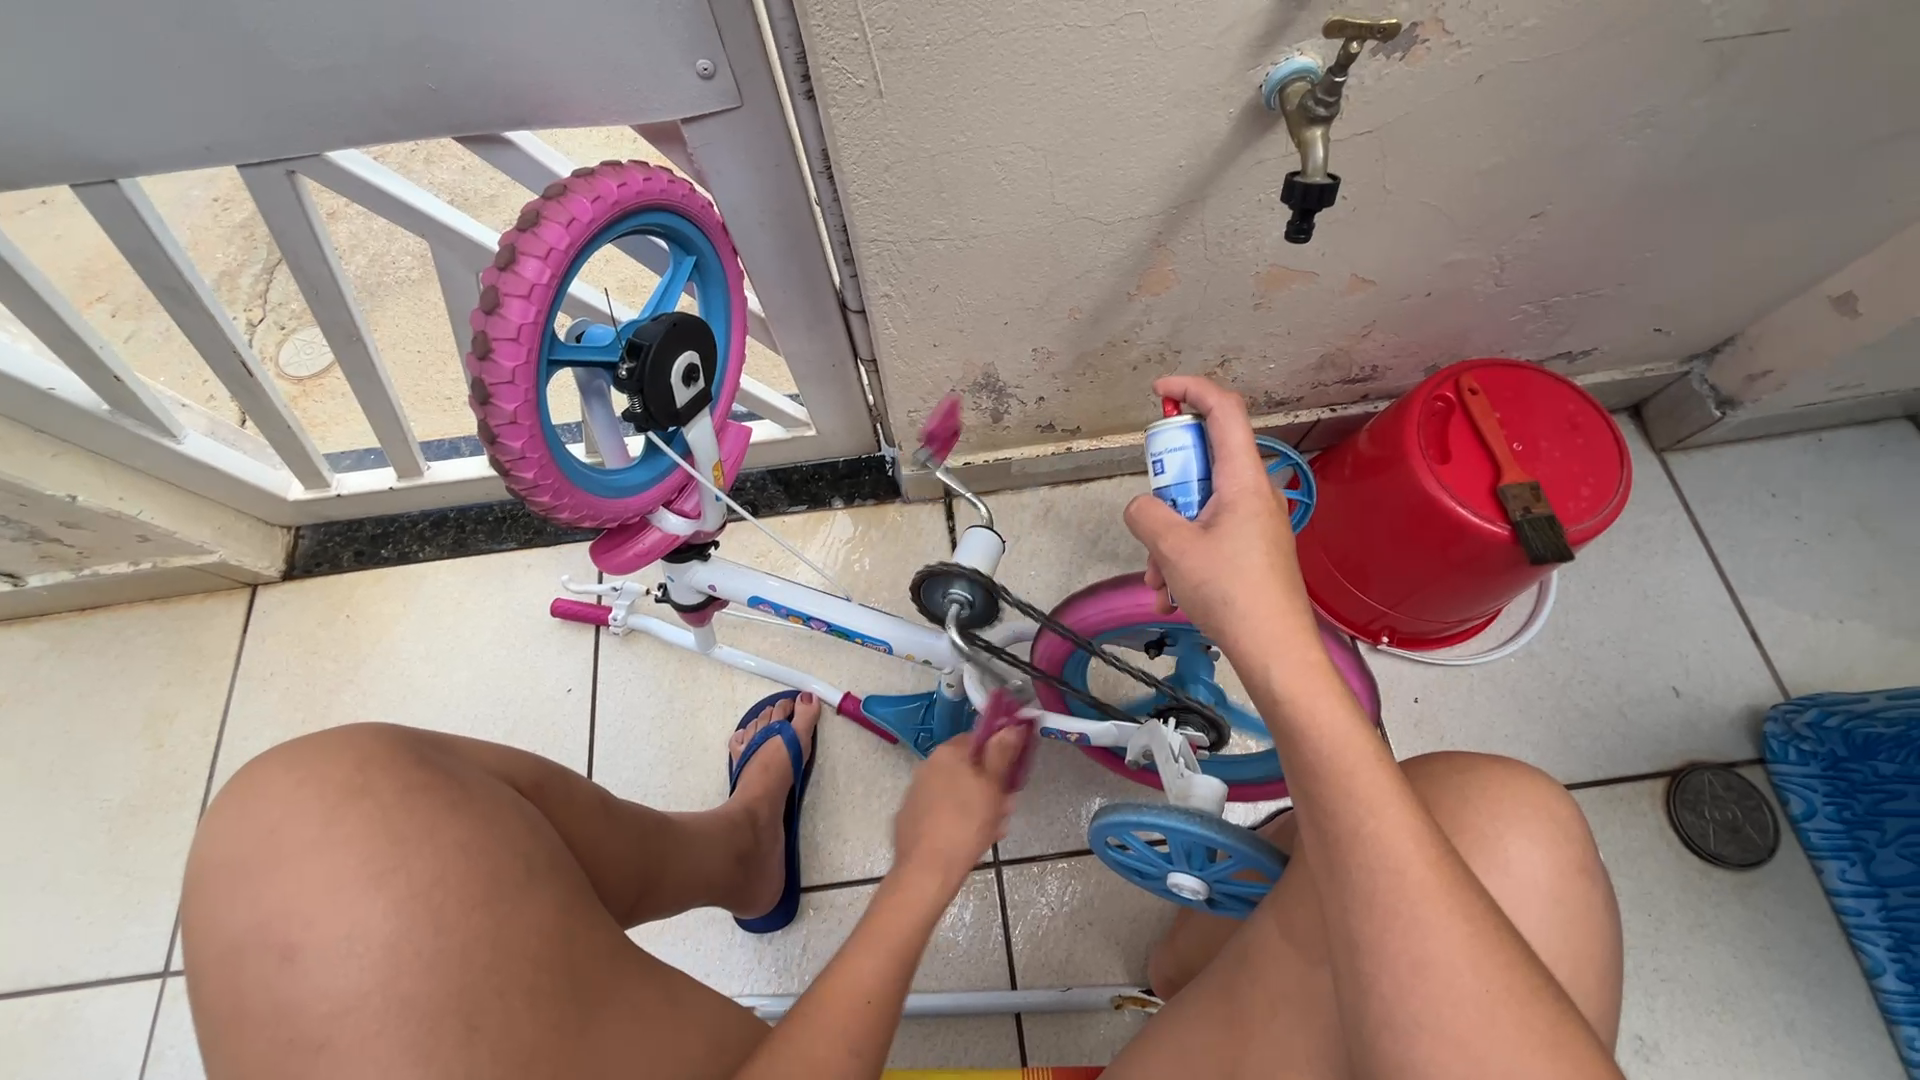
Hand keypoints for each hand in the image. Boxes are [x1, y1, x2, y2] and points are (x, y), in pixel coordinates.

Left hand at [893, 728, 1025, 889]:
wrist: (927, 870)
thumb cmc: (966, 824)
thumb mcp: (992, 786)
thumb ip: (1002, 753)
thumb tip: (1011, 726)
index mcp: (948, 752)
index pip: (978, 739)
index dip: (999, 755)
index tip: (1012, 776)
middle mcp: (928, 765)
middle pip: (969, 768)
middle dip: (991, 786)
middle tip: (1006, 808)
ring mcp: (916, 792)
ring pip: (958, 792)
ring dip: (979, 805)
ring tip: (994, 829)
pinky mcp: (911, 816)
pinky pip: (943, 810)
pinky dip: (958, 819)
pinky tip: (971, 840)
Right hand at [1125, 375, 1318, 654]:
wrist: (1274, 649)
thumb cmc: (1230, 591)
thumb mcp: (1172, 549)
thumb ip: (1146, 514)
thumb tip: (1143, 508)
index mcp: (1243, 478)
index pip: (1224, 409)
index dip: (1191, 389)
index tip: (1159, 391)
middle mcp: (1255, 492)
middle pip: (1202, 463)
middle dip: (1164, 494)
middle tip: (1150, 526)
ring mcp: (1256, 521)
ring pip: (1200, 507)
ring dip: (1168, 538)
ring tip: (1159, 580)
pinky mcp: (1254, 548)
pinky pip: (1210, 534)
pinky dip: (1185, 557)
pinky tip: (1173, 595)